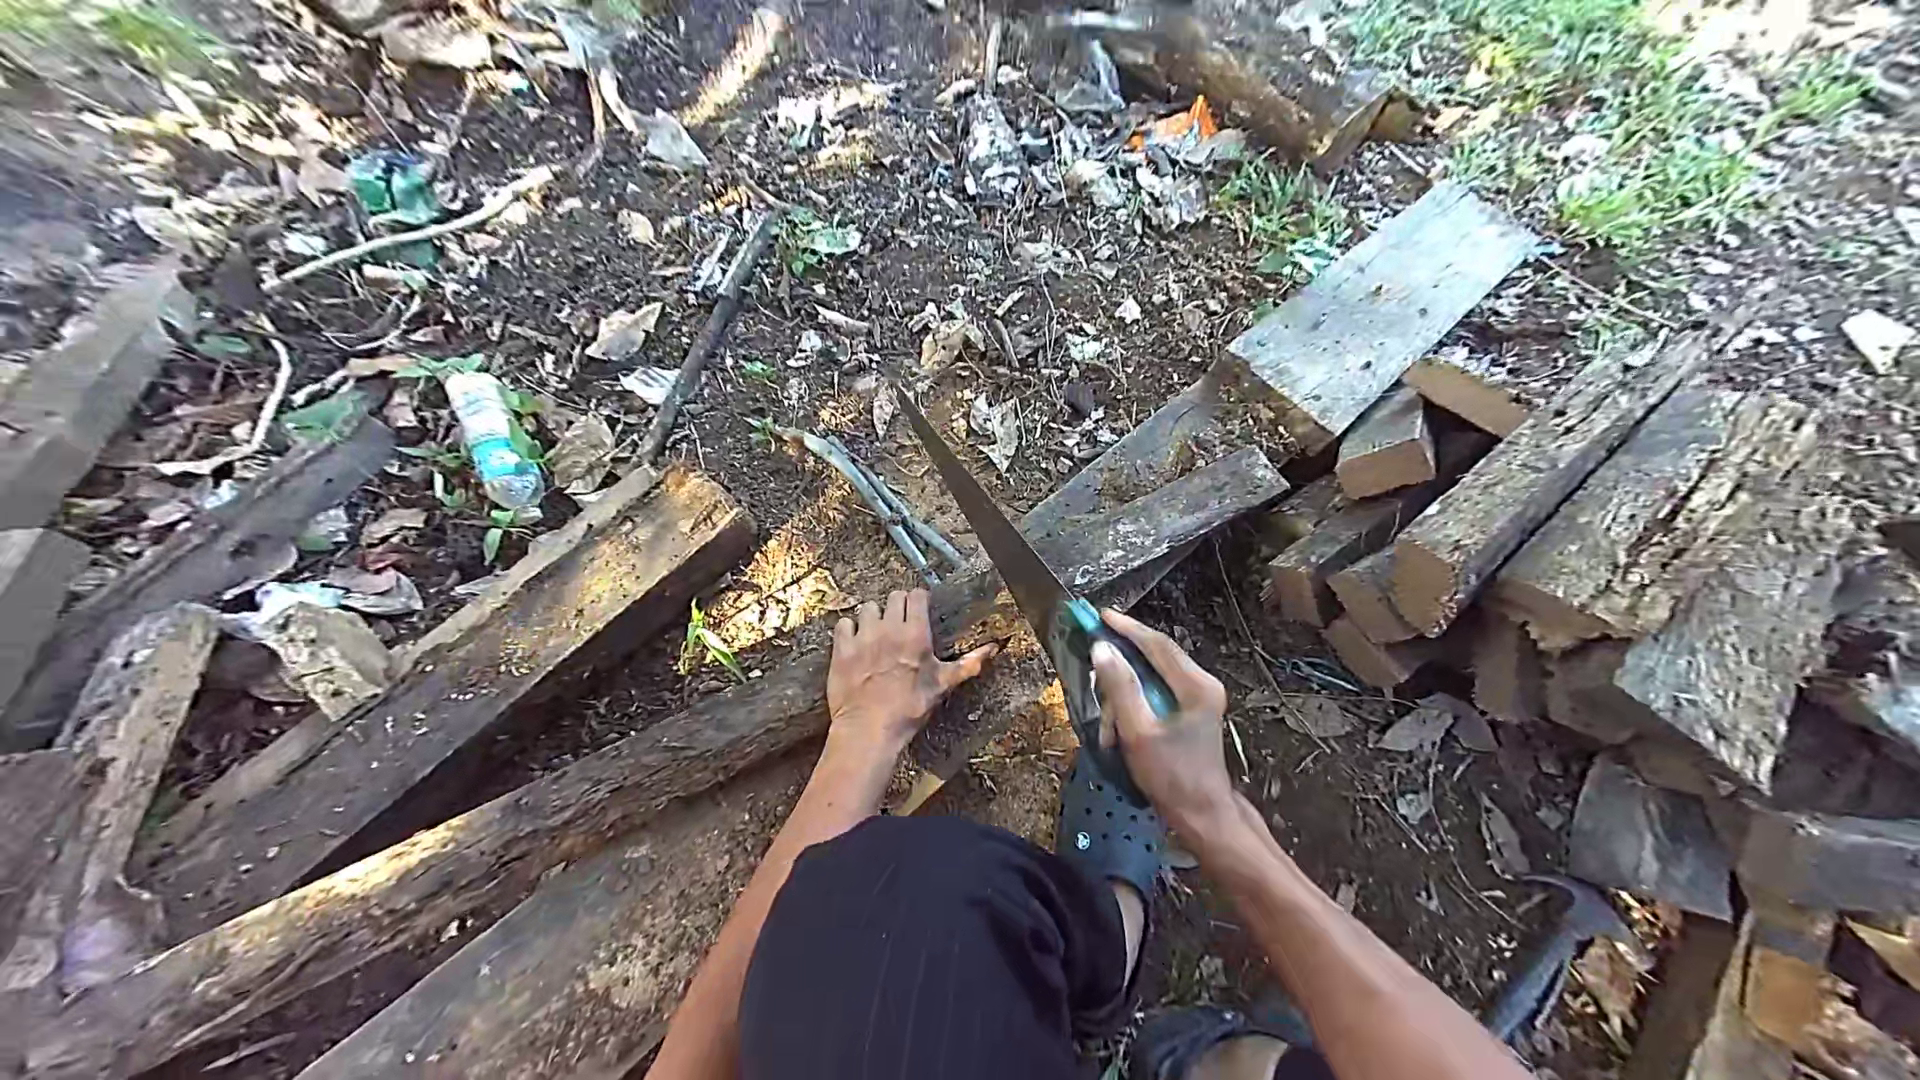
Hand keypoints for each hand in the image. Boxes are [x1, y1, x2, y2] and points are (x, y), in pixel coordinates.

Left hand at [826, 589, 996, 760]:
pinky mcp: (841, 648)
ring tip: (877, 632)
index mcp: (915, 634)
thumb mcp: (942, 685)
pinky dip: (850, 630)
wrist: (869, 729)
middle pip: (893, 596)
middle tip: (901, 622)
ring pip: (867, 607)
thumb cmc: (908, 708)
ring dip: (874, 616)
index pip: (917, 595)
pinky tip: (855, 642)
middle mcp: (888, 628)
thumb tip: (991, 650)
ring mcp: (863, 636)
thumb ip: (968, 664)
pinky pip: (844, 624)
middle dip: (899, 605)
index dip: (920, 600)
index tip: (921, 608)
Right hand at [1091, 609, 1234, 833]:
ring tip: (1108, 729)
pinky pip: (1154, 694)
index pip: (1157, 644)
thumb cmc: (1172, 776)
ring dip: (1123, 698)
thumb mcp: (1138, 731)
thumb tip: (1101, 648)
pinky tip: (1119, 731)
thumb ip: (1119, 687)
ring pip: (1149, 679)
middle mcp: (1202, 684)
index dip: (1126, 628)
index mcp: (1196, 686)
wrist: (1202, 816)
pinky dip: (1133, 707)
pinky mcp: (1190, 710)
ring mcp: (1198, 697)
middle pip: (1153, 659)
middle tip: (1095, 686)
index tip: (1100, 616)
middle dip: (1119, 673)